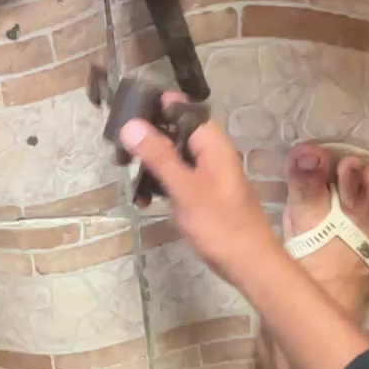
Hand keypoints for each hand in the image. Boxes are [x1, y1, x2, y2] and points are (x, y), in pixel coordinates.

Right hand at [119, 102, 276, 283]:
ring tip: (125, 171)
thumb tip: (131, 124)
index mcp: (212, 144)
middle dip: (147, 137)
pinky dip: (159, 182)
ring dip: (150, 162)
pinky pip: (176, 176)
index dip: (157, 104)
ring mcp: (207, 173)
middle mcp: (211, 152)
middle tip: (119, 147)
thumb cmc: (219, 223)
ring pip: (172, 155)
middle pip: (174, 131)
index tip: (128, 108)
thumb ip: (158, 155)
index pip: (183, 109)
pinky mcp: (202, 192)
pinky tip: (143, 198)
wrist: (249, 265)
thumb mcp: (184, 188)